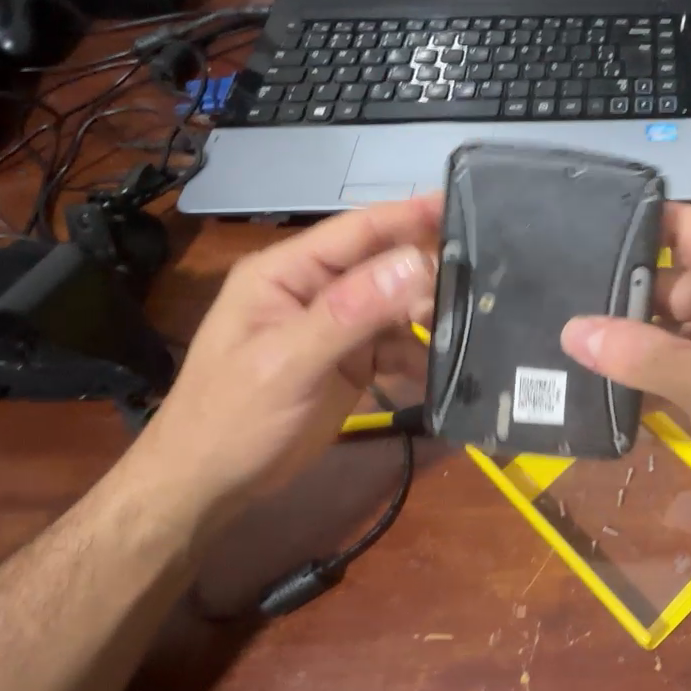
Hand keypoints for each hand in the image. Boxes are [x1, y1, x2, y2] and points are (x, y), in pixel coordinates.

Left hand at [127, 197, 442, 522]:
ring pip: (399, 304)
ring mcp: (336, 324)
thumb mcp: (288, 363)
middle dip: (430, 268)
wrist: (205, 489)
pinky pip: (399, 344)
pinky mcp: (352, 358)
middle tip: (486, 277)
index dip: (412, 214)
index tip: (468, 202)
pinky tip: (446, 371)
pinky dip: (423, 356)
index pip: (359, 230)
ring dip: (432, 315)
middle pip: (386, 263)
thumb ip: (351, 312)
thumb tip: (417, 263)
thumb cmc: (230, 421)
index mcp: (287, 272)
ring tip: (473, 326)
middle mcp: (315, 288)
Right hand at [558, 203, 690, 505]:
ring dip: (619, 326)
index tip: (583, 223)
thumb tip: (571, 330)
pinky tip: (586, 366)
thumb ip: (639, 355)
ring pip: (658, 316)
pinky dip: (634, 359)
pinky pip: (662, 350)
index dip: (641, 218)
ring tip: (557, 321)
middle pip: (663, 274)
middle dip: (616, 281)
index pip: (686, 226)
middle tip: (552, 284)